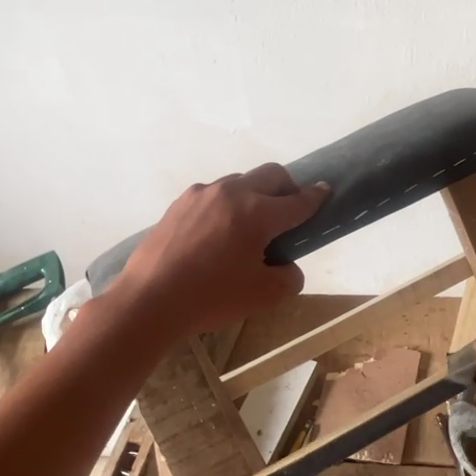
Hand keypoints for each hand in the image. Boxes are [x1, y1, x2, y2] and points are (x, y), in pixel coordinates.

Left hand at [110, 163, 330, 336]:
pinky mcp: (178, 205)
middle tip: (290, 211)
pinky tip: (219, 235)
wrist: (150, 300)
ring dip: (255, 196)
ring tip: (250, 227)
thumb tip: (286, 265)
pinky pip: (213, 196)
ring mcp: (200, 195)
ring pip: (239, 183)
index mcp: (257, 213)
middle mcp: (230, 193)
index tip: (325, 192)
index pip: (298, 201)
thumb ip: (289, 277)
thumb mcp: (264, 295)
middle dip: (288, 188)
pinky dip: (227, 206)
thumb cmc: (212, 297)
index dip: (316, 198)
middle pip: (271, 175)